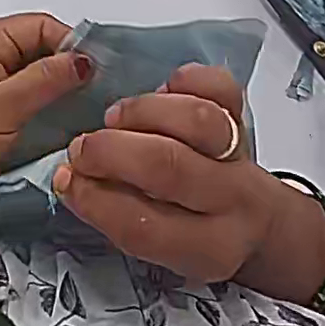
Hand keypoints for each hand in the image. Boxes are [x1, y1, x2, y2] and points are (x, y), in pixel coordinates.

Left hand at [0, 14, 91, 201]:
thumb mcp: (4, 107)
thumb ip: (46, 79)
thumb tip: (85, 60)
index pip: (44, 26)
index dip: (71, 46)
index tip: (93, 74)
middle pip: (43, 43)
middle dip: (67, 66)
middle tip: (90, 94)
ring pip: (38, 66)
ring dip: (58, 83)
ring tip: (79, 106)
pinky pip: (29, 85)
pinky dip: (45, 97)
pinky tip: (59, 114)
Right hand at [51, 64, 324, 300]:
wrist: (258, 219)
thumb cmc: (195, 227)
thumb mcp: (160, 243)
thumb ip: (119, 214)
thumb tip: (70, 179)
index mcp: (206, 246)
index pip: (144, 228)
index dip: (94, 200)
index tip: (66, 179)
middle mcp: (230, 200)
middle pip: (169, 167)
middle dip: (111, 151)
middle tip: (81, 147)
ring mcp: (240, 154)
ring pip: (197, 121)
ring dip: (144, 112)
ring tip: (116, 116)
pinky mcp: (242, 115)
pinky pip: (222, 88)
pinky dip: (190, 79)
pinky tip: (164, 85)